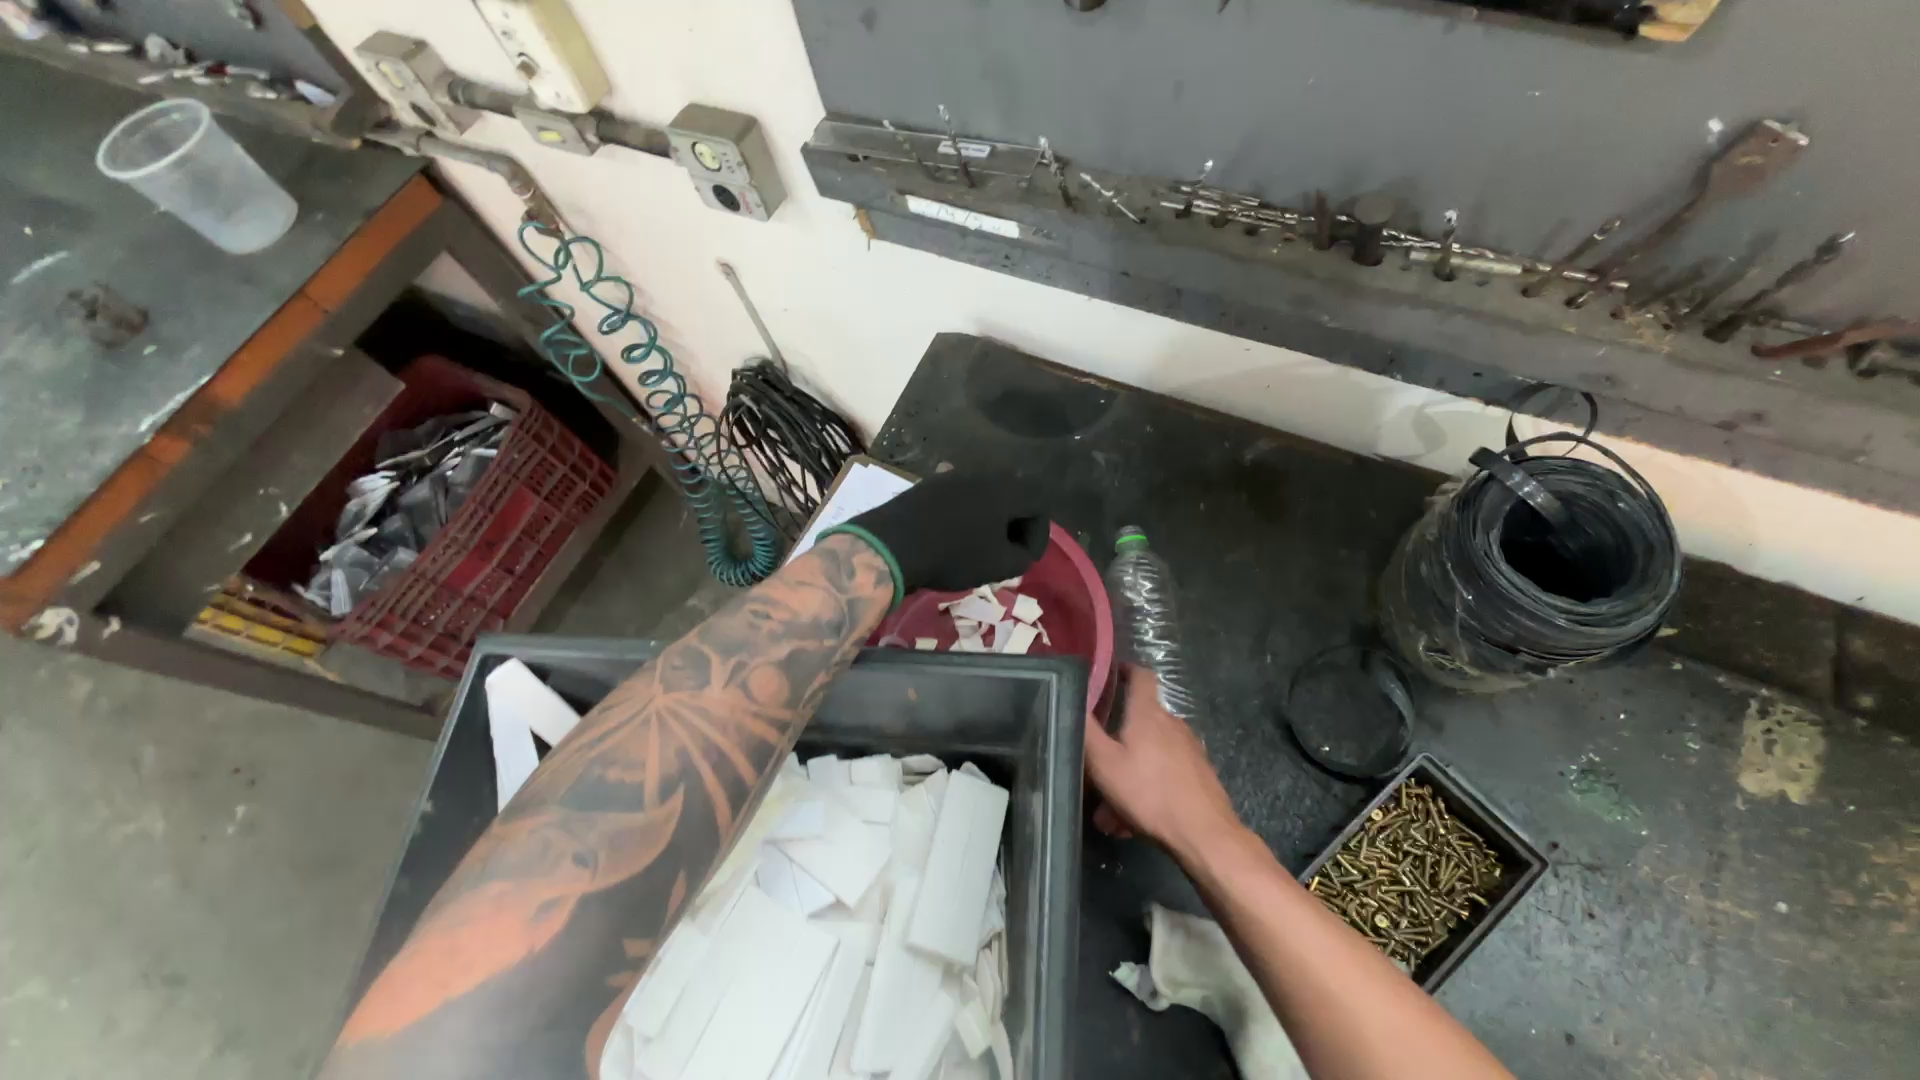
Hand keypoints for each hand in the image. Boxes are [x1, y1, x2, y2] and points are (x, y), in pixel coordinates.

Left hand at [823, 472, 1049, 603]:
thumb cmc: (953, 554)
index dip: (1038, 537)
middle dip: (1015, 525)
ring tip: (981, 545)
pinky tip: (955, 532)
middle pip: (1012, 496)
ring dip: (989, 519)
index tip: (1026, 560)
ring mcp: (952, 475)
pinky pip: (958, 497)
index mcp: (1007, 488)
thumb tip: (1020, 551)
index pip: (1039, 506)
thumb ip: (1021, 558)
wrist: (892, 544)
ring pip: (984, 496)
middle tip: (1008, 551)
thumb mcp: (999, 565)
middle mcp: (983, 473)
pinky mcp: (928, 484)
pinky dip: (964, 514)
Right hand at [1085, 665, 1242, 861]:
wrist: (1204, 834)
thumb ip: (1086, 730)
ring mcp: (1190, 748)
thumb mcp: (1104, 764)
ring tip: (1111, 808)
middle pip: (1141, 720)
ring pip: (1150, 753)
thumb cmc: (1148, 794)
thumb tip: (1074, 698)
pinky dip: (1147, 786)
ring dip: (1129, 771)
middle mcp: (1172, 723)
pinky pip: (1164, 772)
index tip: (1108, 676)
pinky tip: (1134, 820)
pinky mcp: (1199, 773)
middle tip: (1097, 764)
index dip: (1125, 670)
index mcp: (1148, 714)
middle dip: (1117, 739)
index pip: (1141, 675)